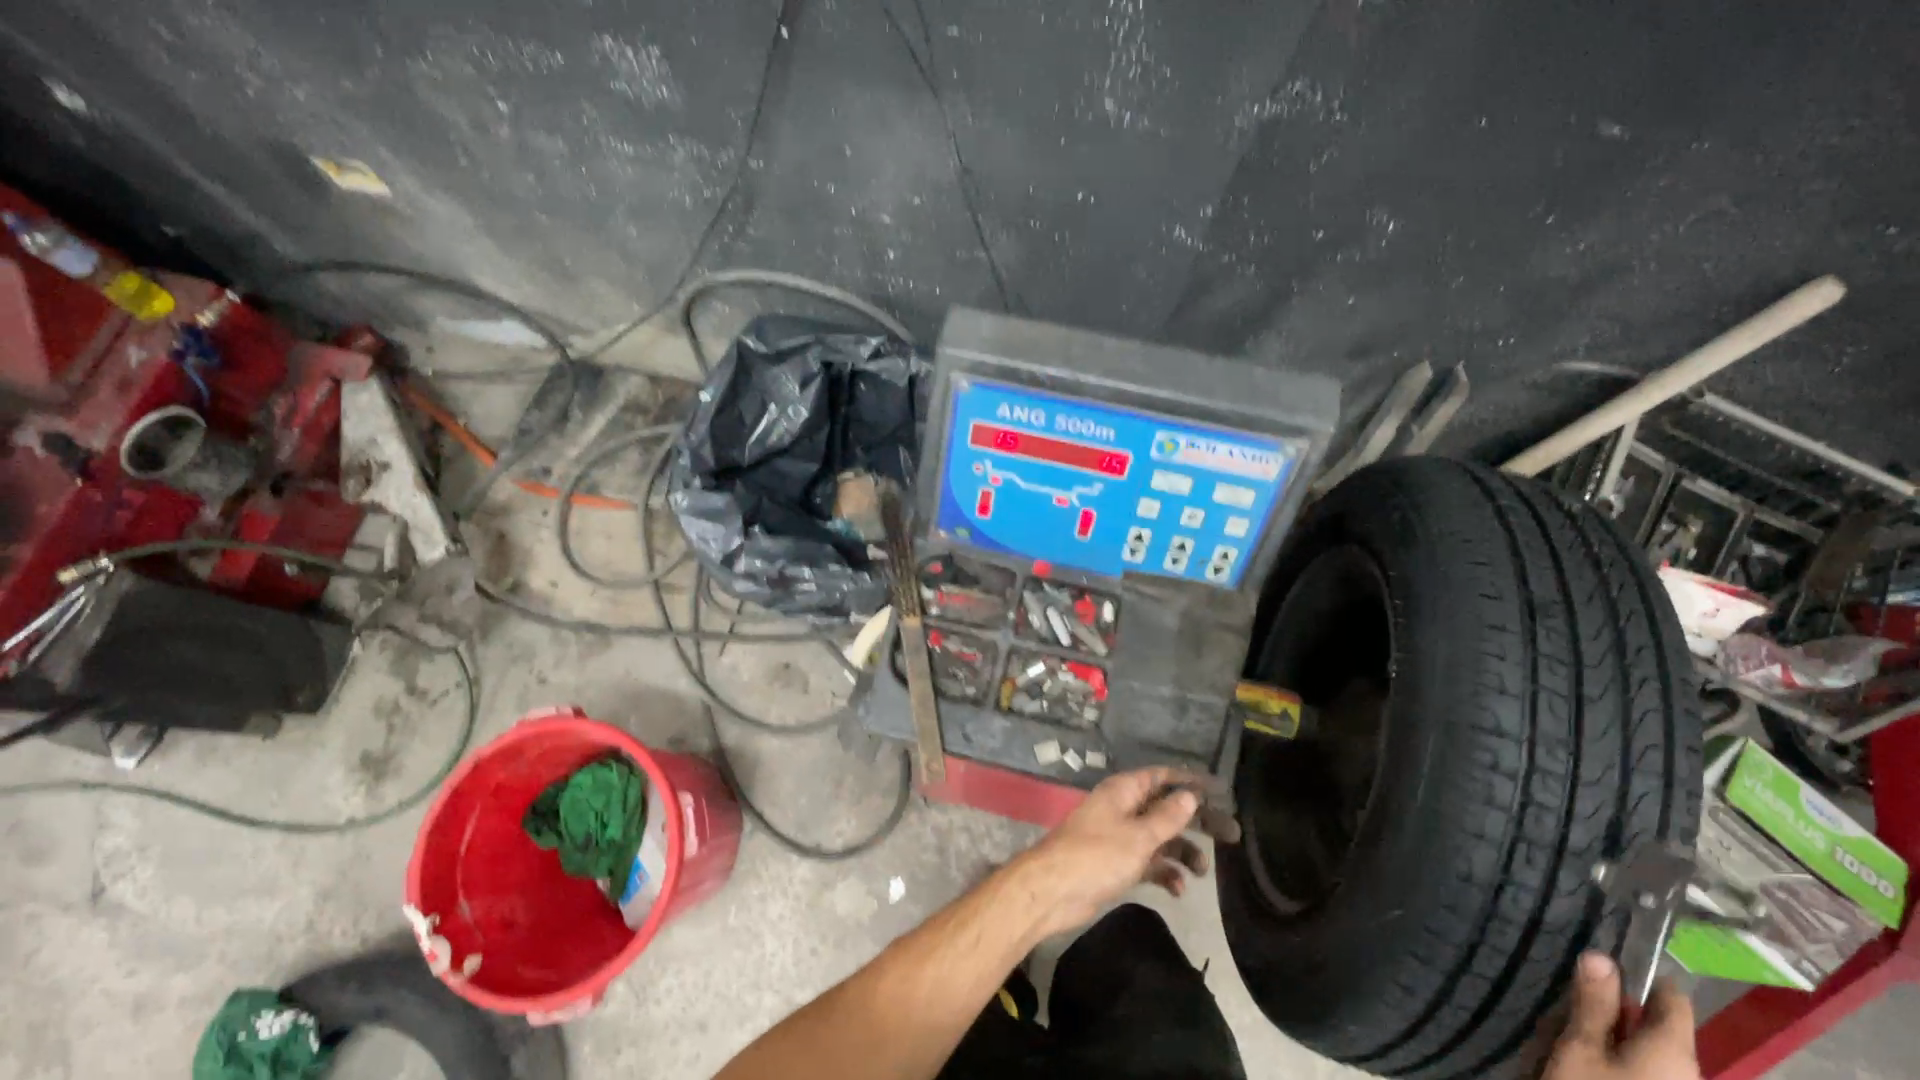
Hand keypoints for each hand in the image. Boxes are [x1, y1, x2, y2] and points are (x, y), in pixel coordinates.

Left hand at [1001, 767, 1238, 940]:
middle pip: (1166, 808)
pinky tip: (1177, 890)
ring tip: (1202, 872)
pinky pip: (1148, 863)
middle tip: (1231, 835)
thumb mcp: (1137, 836)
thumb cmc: (1095, 856)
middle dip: (1196, 821)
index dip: (1191, 781)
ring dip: (1182, 852)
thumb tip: (1189, 795)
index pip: (1162, 777)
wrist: (1052, 892)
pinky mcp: (1116, 864)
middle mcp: (1122, 809)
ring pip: (1159, 838)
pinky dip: (1164, 873)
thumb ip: (1166, 817)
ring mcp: (1118, 838)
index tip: (1221, 791)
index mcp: (1123, 792)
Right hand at [1543, 953, 1700, 1079]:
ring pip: (1643, 1052)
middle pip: (1653, 1026)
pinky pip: (1641, 1073)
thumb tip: (1601, 956)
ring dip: (1606, 1041)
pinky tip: (1581, 1067)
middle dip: (1610, 1014)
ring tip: (1564, 1041)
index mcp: (1675, 1050)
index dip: (1637, 977)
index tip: (1598, 970)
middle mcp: (1688, 1071)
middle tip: (1566, 1011)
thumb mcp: (1581, 1050)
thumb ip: (1593, 1004)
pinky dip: (1611, 1064)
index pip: (1671, 996)